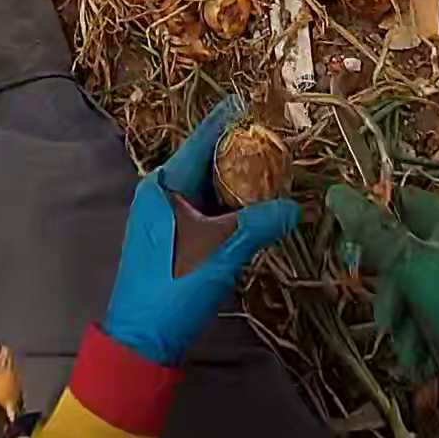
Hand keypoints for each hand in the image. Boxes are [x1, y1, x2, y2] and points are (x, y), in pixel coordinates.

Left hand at [102, 97, 299, 366]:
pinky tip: (249, 207)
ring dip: (232, 180)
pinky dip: (225, 204)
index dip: (223, 120)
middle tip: (269, 139)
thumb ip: (260, 224)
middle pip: (204, 161)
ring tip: (266, 169)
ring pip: (204, 186)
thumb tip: (297, 206)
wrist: (141, 337)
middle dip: (235, 151)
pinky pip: (201, 208)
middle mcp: (160, 191)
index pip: (200, 141)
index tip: (244, 101)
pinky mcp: (169, 235)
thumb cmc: (175, 284)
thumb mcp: (222, 251)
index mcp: (165, 184)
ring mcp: (162, 214)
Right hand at [328, 185, 438, 437]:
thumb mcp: (414, 270)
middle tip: (386, 321)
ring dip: (406, 320)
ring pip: (420, 289)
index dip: (372, 220)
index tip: (355, 252)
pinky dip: (428, 338)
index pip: (400, 201)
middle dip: (389, 288)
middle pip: (406, 251)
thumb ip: (373, 231)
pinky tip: (426, 364)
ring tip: (410, 354)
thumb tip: (334, 189)